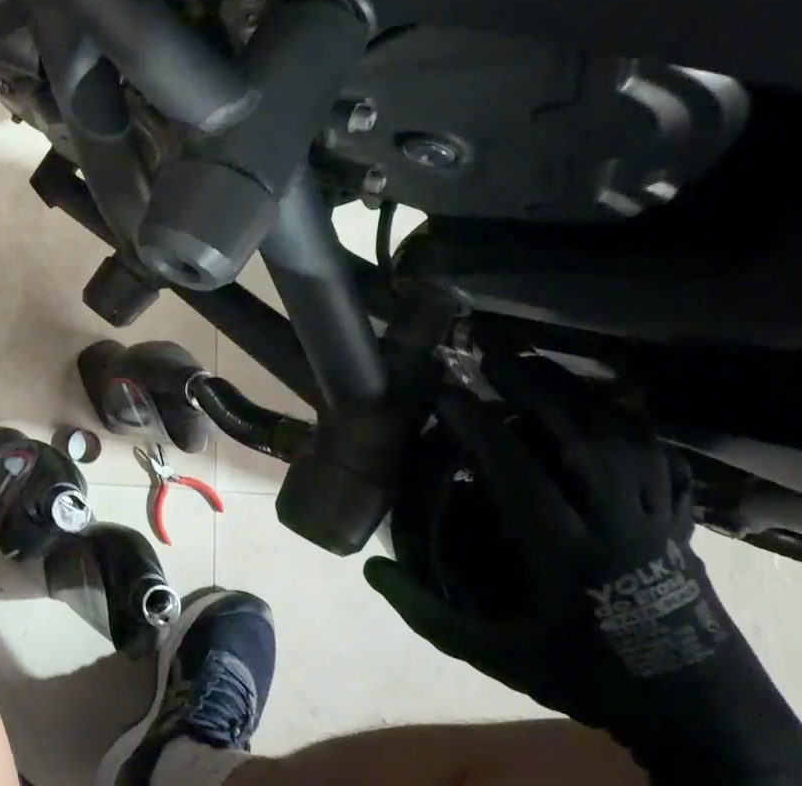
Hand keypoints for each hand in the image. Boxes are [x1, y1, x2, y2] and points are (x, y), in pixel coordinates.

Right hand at [365, 355, 801, 782]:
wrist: (698, 711)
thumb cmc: (586, 673)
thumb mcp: (497, 656)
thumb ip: (429, 614)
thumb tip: (371, 569)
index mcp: (565, 553)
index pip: (518, 471)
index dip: (479, 424)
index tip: (444, 392)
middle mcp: (612, 526)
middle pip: (583, 440)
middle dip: (538, 390)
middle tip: (494, 358)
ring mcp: (654, 523)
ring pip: (627, 443)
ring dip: (582, 398)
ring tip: (541, 371)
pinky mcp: (679, 528)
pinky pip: (662, 464)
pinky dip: (631, 429)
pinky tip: (603, 413)